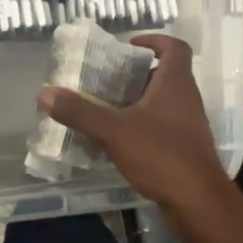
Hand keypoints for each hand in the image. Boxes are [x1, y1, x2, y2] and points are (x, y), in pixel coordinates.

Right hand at [37, 35, 230, 210]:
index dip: (154, 40)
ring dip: (137, 102)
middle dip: (136, 74)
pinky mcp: (185, 149)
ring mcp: (188, 125)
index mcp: (176, 83)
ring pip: (163, 103)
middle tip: (106, 80)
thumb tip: (44, 94)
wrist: (198, 201)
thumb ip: (80, 112)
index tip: (128, 46)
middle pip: (165, 75)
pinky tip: (119, 141)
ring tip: (106, 109)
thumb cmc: (162, 156)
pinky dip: (142, 127)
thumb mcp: (114, 131)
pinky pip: (162, 127)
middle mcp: (186, 99)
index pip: (174, 47)